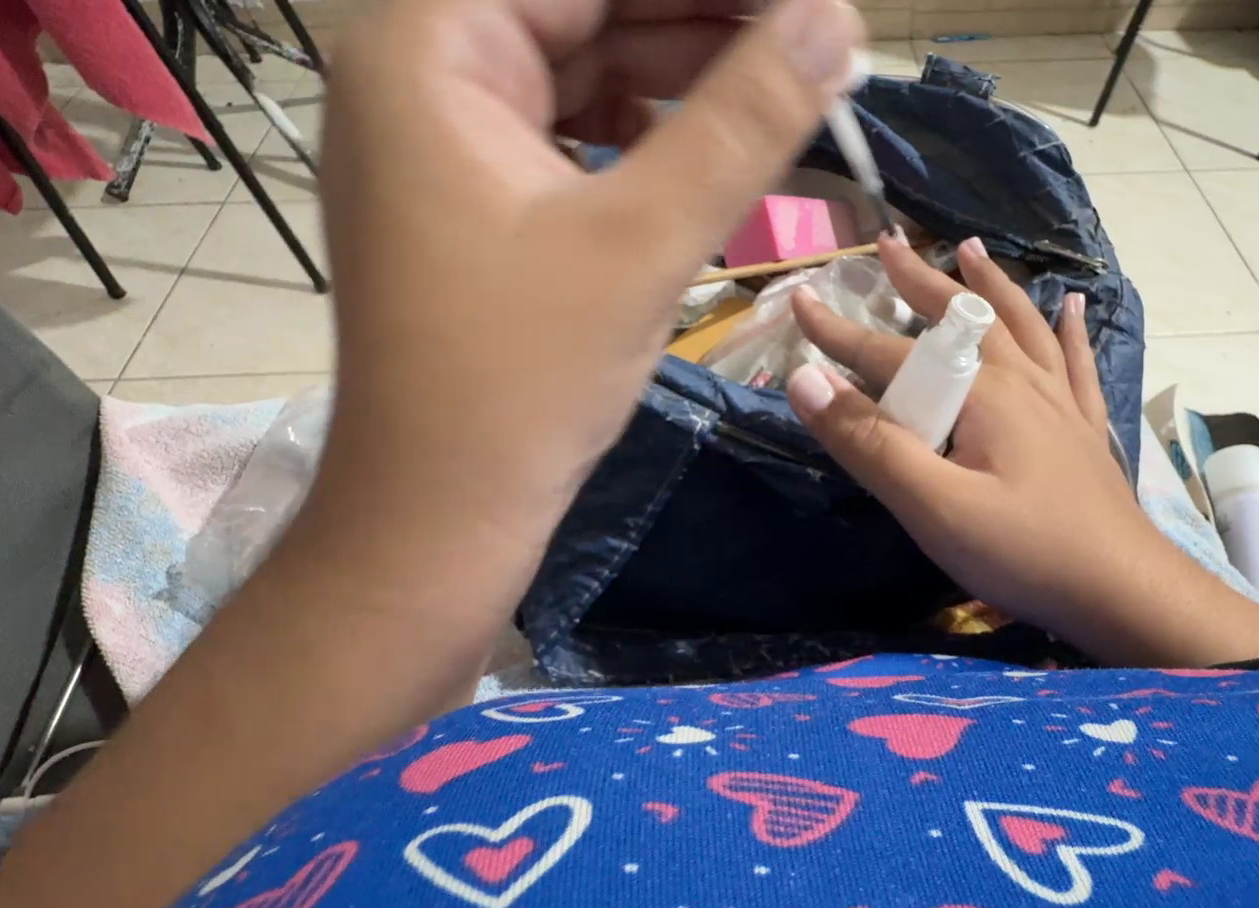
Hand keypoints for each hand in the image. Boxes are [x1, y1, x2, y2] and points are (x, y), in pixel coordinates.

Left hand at [295, 0, 865, 620]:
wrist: (444, 506)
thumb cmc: (526, 375)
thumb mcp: (644, 238)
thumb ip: (744, 118)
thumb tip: (838, 19)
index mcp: (430, 46)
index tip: (807, 3)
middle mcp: (420, 73)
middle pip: (579, 9)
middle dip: (698, 26)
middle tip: (809, 42)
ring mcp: (441, 143)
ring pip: (576, 73)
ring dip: (674, 82)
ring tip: (771, 93)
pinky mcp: (470, 203)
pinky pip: (563, 137)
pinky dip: (633, 140)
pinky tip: (692, 157)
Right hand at [788, 234, 1258, 666]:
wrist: (1121, 591)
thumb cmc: (1023, 552)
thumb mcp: (933, 505)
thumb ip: (870, 443)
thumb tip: (806, 380)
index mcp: (981, 393)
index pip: (892, 352)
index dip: (840, 331)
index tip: (800, 302)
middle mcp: (1022, 381)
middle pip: (964, 316)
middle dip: (920, 279)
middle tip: (890, 243)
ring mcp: (1060, 402)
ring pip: (1021, 324)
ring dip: (990, 284)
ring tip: (970, 250)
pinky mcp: (1083, 429)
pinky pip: (1075, 362)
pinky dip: (1068, 330)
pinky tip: (1073, 307)